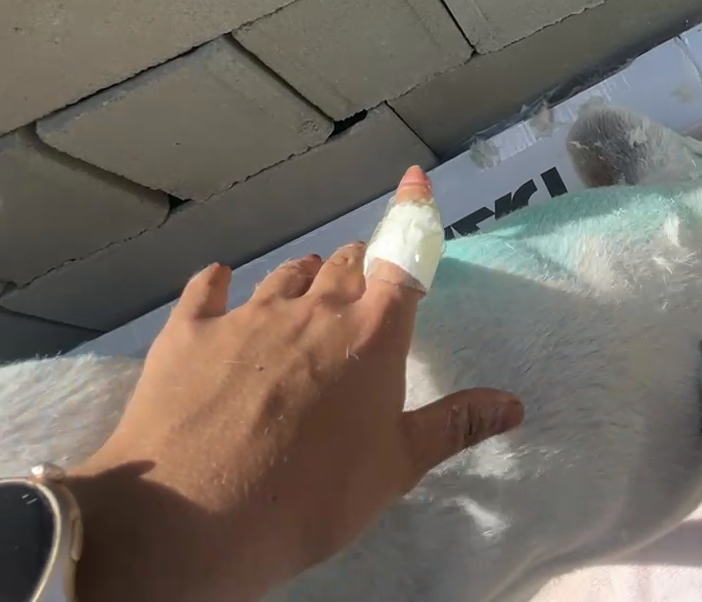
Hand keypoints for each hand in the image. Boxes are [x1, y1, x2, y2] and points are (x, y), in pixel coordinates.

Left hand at [68, 168, 523, 601]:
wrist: (184, 522)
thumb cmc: (309, 496)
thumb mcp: (395, 467)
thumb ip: (455, 425)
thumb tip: (516, 404)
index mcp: (371, 333)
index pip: (403, 258)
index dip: (413, 214)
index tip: (415, 179)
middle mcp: (316, 309)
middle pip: (346, 263)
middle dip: (358, 267)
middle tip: (358, 291)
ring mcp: (250, 315)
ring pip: (286, 274)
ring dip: (303, 275)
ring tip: (304, 284)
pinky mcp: (190, 331)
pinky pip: (207, 289)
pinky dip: (218, 284)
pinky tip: (218, 281)